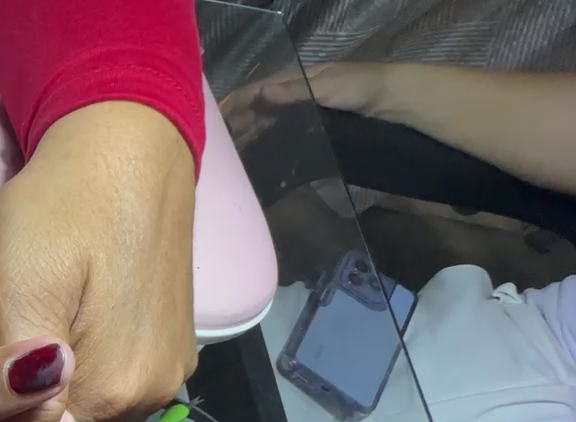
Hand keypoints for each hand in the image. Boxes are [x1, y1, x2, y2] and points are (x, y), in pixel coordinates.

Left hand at [0, 101, 197, 421]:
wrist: (121, 140)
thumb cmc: (56, 215)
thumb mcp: (18, 306)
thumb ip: (11, 401)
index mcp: (113, 390)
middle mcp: (146, 394)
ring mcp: (156, 370)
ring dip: (20, 421)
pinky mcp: (152, 347)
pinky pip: (89, 395)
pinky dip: (47, 397)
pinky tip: (15, 371)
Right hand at [221, 62, 396, 143]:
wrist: (392, 101)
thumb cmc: (362, 87)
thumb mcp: (330, 85)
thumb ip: (296, 90)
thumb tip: (260, 93)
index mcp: (289, 81)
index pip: (251, 92)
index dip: (230, 106)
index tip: (210, 125)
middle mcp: (284, 97)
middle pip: (247, 110)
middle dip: (229, 126)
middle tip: (214, 149)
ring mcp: (289, 114)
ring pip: (253, 125)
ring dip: (238, 139)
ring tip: (223, 159)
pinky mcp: (295, 129)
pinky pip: (266, 136)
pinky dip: (252, 146)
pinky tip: (244, 159)